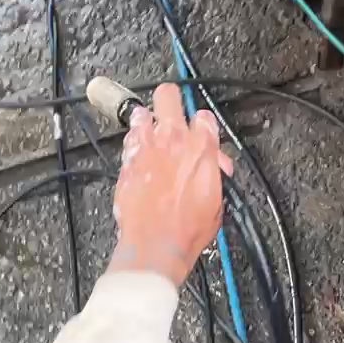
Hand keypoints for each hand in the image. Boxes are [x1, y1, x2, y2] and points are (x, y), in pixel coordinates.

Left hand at [107, 83, 233, 286]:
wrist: (156, 246)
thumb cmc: (186, 230)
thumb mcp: (216, 202)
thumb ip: (214, 173)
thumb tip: (213, 165)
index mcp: (201, 148)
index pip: (204, 116)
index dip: (204, 125)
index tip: (203, 135)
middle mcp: (172, 141)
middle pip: (168, 96)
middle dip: (171, 101)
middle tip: (173, 113)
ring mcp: (145, 149)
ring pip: (141, 113)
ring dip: (147, 121)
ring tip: (152, 134)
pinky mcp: (127, 162)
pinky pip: (128, 140)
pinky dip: (134, 144)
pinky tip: (140, 155)